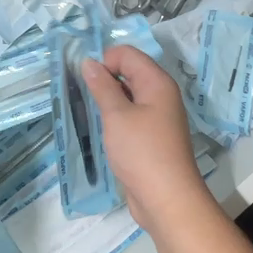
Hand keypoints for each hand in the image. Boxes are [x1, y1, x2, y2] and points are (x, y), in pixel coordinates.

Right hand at [82, 46, 214, 231]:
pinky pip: (130, 115)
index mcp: (157, 83)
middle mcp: (160, 95)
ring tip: (92, 114)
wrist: (167, 199)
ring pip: (128, 95)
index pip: (127, 54)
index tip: (88, 82)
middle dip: (105, 79)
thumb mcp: (116, 115)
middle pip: (129, 72)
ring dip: (108, 100)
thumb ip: (102, 86)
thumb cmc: (141, 152)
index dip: (105, 61)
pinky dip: (115, 117)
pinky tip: (103, 131)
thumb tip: (89, 62)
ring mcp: (157, 116)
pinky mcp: (151, 136)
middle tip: (85, 97)